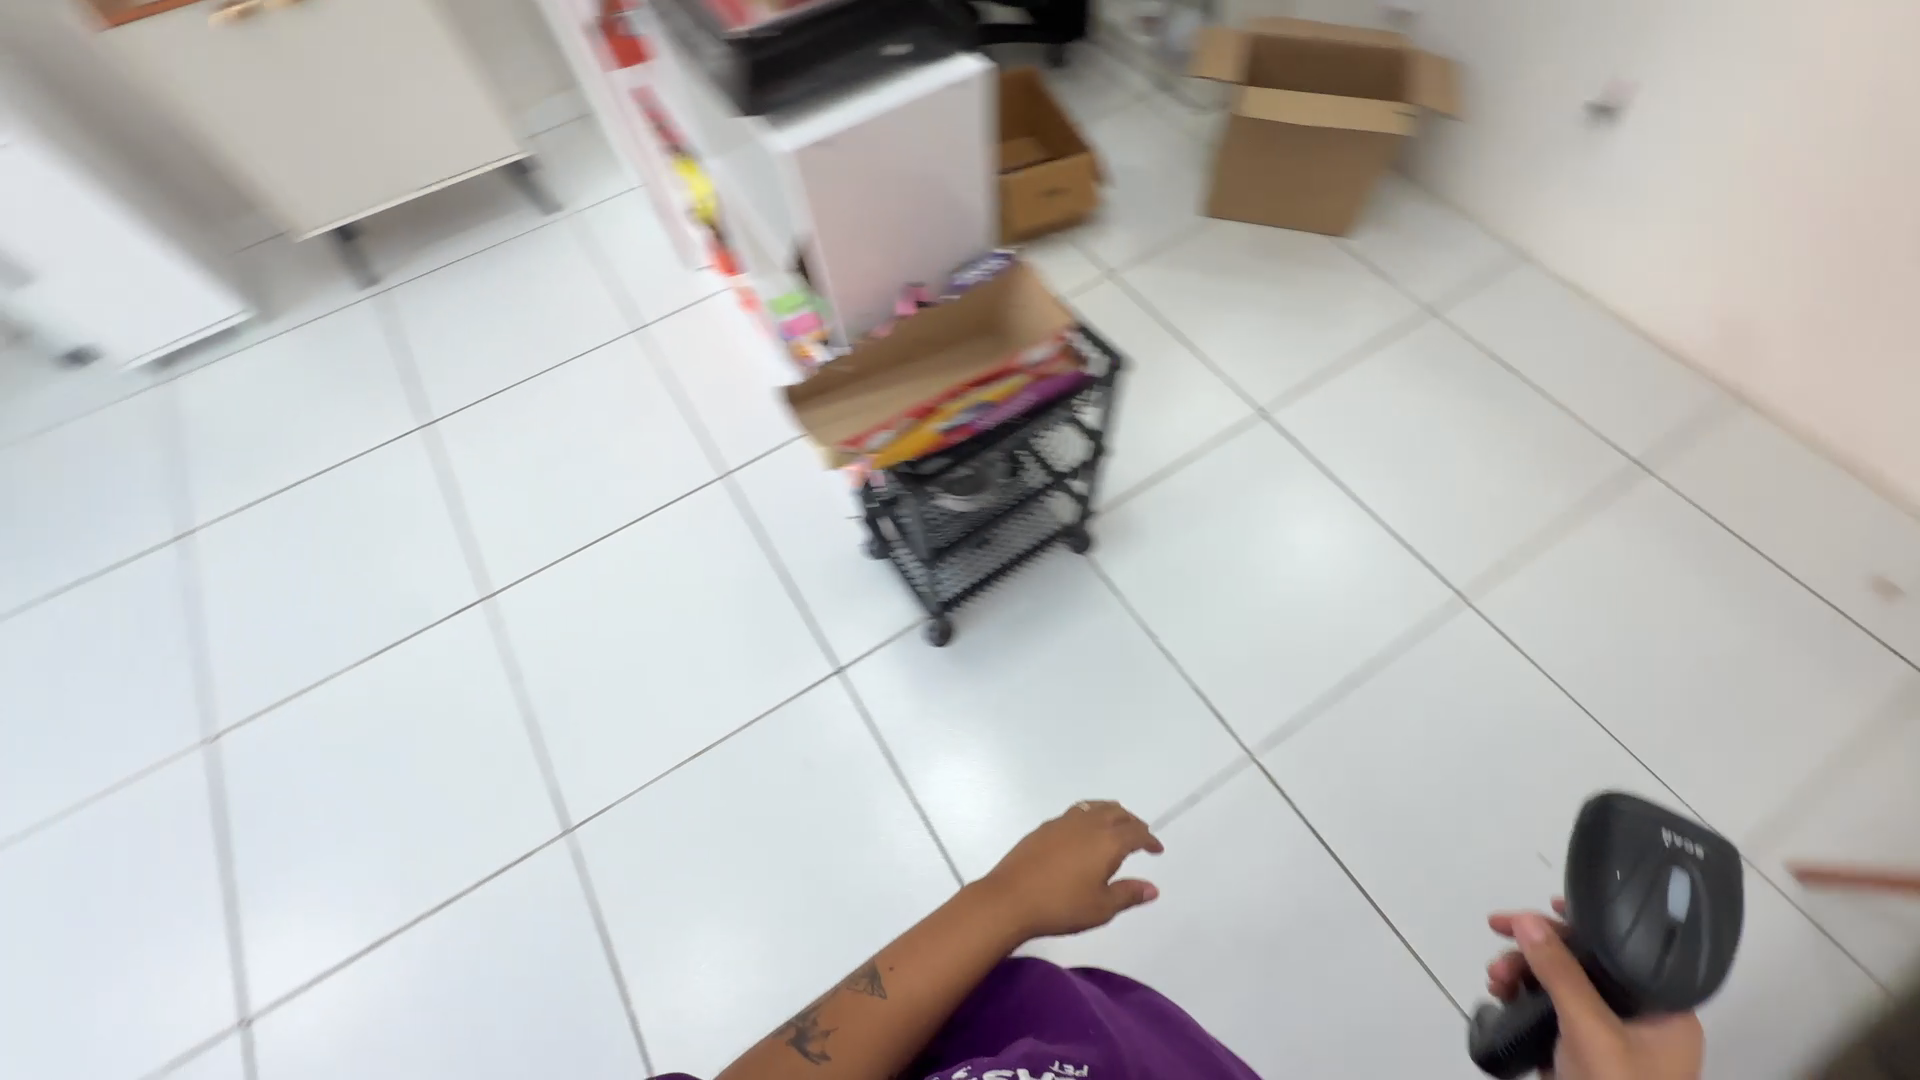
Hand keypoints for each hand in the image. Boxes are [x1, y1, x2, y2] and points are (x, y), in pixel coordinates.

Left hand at [975, 800, 1163, 939]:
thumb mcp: (1101, 908)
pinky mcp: (1044, 827)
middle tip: (1140, 836)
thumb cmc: (1061, 906)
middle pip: (1116, 812)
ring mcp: (1062, 822)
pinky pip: (1076, 812)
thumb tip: (1152, 888)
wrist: (1010, 898)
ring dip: (1110, 814)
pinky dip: (1089, 816)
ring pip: (1094, 807)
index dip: (1149, 839)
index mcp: (1106, 841)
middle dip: (1132, 822)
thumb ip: (1128, 894)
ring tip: (1115, 828)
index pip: (1135, 833)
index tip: (1157, 849)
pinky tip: (1084, 834)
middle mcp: (1087, 824)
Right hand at [1485, 902, 1703, 1079]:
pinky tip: (1500, 993)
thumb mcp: (1588, 1029)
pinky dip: (1521, 993)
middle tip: (1496, 932)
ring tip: (1494, 979)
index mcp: (1661, 1009)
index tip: (1537, 907)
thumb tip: (1525, 918)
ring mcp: (1608, 1033)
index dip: (1576, 922)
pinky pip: (1548, 1004)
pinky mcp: (1579, 1047)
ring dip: (1520, 970)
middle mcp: (1638, 1015)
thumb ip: (1559, 972)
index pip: (1619, 948)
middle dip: (1533, 948)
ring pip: (1558, 981)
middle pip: (1580, 960)